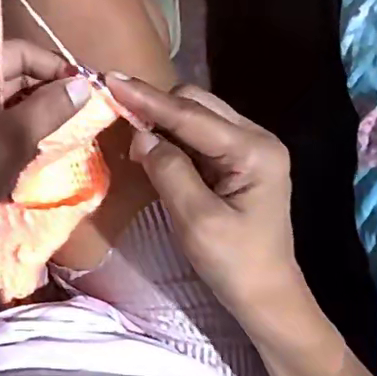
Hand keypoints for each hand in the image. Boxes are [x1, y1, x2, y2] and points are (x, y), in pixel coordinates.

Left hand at [0, 0, 90, 254]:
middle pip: (10, 48)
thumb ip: (49, 105)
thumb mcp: (7, 142)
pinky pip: (9, 97)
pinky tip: (55, 123)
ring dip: (44, 90)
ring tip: (72, 112)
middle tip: (85, 90)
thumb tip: (86, 81)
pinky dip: (33, 106)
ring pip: (14, 75)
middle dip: (48, 66)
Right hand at [106, 77, 318, 339]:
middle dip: (154, 105)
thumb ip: (168, 171)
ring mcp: (248, 147)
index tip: (111, 80)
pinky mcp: (236, 159)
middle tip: (115, 112)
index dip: (147, 99)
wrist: (265, 294)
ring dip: (160, 119)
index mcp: (254, 151)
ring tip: (128, 128)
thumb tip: (140, 135)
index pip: (190, 116)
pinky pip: (196, 133)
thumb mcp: (196, 220)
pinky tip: (150, 144)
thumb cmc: (234, 262)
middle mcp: (256, 138)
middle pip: (195, 103)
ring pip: (195, 114)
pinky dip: (170, 134)